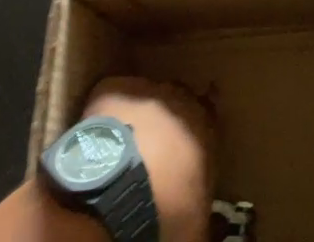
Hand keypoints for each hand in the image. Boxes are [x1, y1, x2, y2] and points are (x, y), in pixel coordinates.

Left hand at [82, 78, 216, 241]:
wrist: (121, 190)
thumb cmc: (166, 207)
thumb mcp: (196, 218)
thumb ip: (204, 206)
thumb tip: (212, 225)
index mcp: (205, 124)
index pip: (209, 112)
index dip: (196, 127)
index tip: (186, 143)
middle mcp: (180, 99)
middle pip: (176, 100)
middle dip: (167, 119)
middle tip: (152, 148)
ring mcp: (146, 90)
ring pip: (144, 96)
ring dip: (138, 114)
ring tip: (123, 141)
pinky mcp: (114, 88)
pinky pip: (114, 94)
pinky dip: (108, 110)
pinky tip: (100, 133)